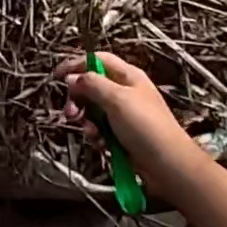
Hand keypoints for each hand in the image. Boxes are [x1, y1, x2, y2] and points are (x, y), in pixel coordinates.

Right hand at [57, 52, 210, 194]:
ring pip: (93, 109)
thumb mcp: (116, 99)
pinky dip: (96, 135)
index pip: (97, 60)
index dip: (76, 64)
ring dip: (86, 120)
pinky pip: (99, 128)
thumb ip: (91, 84)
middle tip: (71, 112)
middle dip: (78, 98)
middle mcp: (124, 91)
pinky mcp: (121, 134)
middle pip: (91, 86)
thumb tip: (71, 78)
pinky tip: (101, 143)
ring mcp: (123, 114)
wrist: (169, 167)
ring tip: (90, 132)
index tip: (58, 76)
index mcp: (127, 76)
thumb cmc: (146, 128)